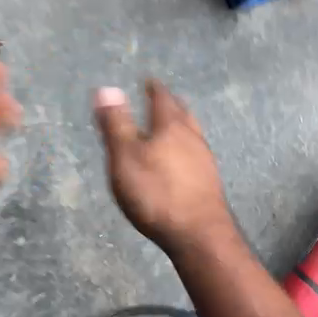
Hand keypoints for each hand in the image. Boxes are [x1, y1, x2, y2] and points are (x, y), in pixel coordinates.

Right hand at [93, 79, 237, 259]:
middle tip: (161, 98)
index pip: (162, 98)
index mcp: (170, 125)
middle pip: (182, 112)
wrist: (199, 235)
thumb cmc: (156, 193)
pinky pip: (196, 153)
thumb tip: (107, 87)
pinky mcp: (209, 182)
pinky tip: (182, 160)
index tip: (148, 81)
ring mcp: (204, 160)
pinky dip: (185, 147)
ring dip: (180, 124)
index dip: (154, 89)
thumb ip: (116, 124)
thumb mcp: (125, 157)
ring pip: (192, 132)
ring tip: (171, 125)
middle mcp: (191, 136)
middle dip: (170, 103)